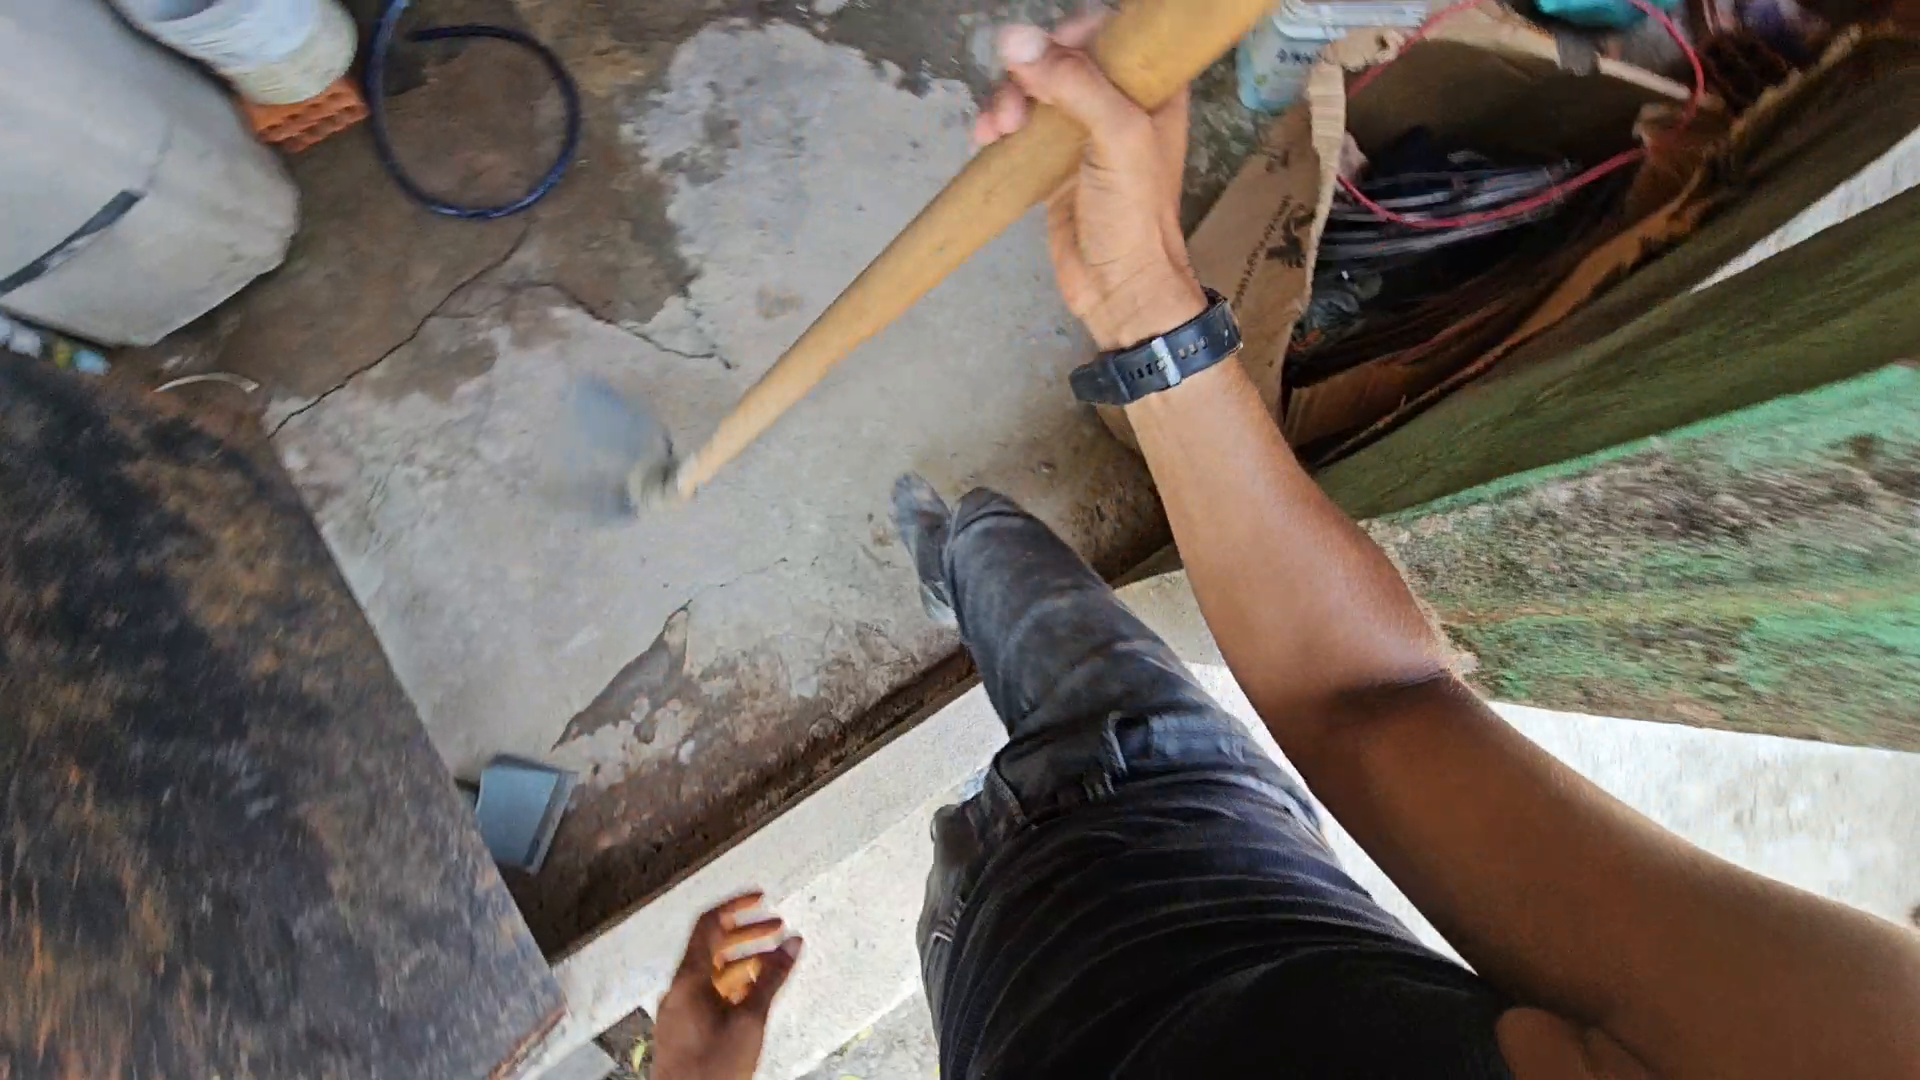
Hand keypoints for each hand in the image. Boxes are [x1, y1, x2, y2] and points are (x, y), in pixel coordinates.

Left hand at [651, 893, 802, 1079]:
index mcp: (688, 978)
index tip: (763, 898)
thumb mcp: (750, 1020)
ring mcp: (679, 1010)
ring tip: (776, 959)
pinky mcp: (684, 1029)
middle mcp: (679, 988)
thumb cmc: (716, 1067)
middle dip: (748, 932)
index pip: (709, 923)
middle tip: (779, 927)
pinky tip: (758, 989)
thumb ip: (772, 977)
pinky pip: (708, 991)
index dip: (736, 904)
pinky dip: (733, 981)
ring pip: (712, 970)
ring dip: (744, 958)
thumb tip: (794, 940)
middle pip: (712, 945)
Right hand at [975, 19, 1206, 350]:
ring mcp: (1082, 136)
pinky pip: (1022, 130)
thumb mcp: (1117, 137)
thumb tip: (1014, 41)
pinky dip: (1000, 129)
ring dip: (1008, 101)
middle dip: (1031, 72)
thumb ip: (1074, 84)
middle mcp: (1117, 104)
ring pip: (1036, 93)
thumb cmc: (1133, 213)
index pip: (1111, 32)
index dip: (1074, 33)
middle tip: (1014, 104)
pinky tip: (985, 140)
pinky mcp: (1053, 167)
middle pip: (1064, 58)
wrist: (1118, 286)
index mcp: (1152, 87)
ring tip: (995, 130)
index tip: (1048, 54)